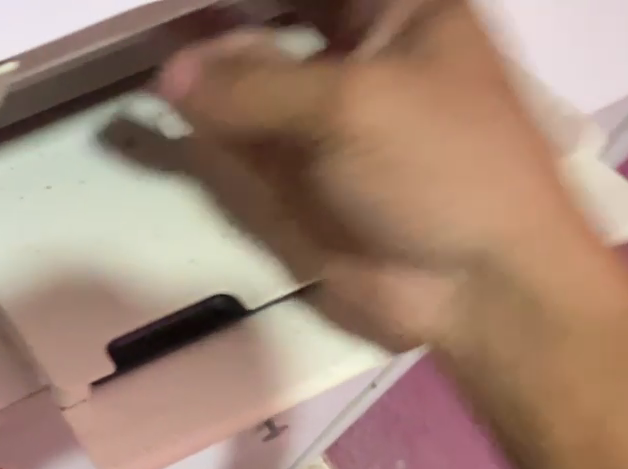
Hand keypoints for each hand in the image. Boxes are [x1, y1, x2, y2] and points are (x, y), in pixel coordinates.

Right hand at [158, 0, 618, 354]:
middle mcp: (359, 53)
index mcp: (400, 8)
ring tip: (154, 67)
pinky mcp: (298, 180)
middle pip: (276, 21)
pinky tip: (168, 118)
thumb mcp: (351, 105)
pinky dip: (209, 132)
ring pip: (252, 83)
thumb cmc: (440, 165)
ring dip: (207, 76)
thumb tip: (169, 74)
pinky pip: (244, 144)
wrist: (473, 282)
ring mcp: (324, 121)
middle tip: (163, 24)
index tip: (192, 7)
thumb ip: (255, 86)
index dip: (250, 1)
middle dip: (222, 26)